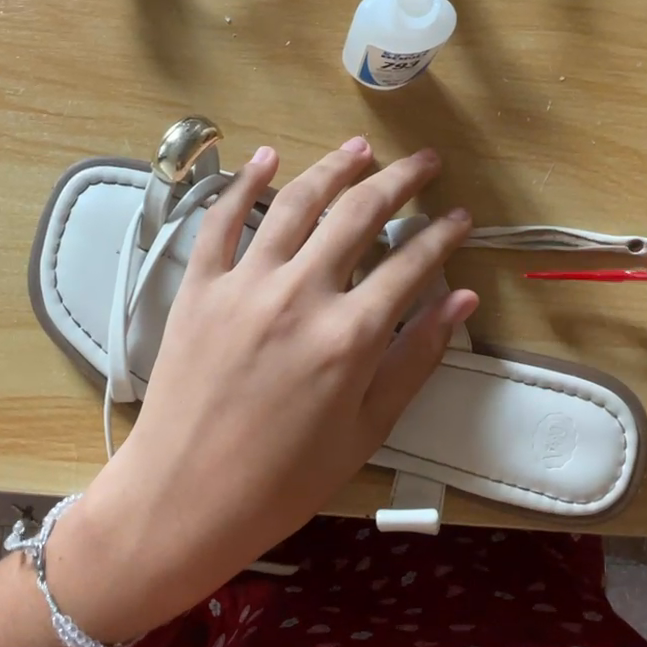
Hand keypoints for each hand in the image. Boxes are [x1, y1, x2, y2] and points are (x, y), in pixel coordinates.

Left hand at [46, 137, 477, 642]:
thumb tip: (461, 298)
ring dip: (333, 168)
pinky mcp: (199, 287)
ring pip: (296, 204)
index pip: (411, 263)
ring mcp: (243, 285)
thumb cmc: (284, 480)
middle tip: (424, 161)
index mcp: (349, 336)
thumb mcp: (366, 430)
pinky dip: (244, 183)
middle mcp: (299, 295)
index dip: (442, 233)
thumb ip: (416, 358)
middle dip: (400, 181)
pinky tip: (267, 157)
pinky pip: (221, 220)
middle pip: (359, 215)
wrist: (184, 498)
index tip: (460, 216)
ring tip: (362, 149)